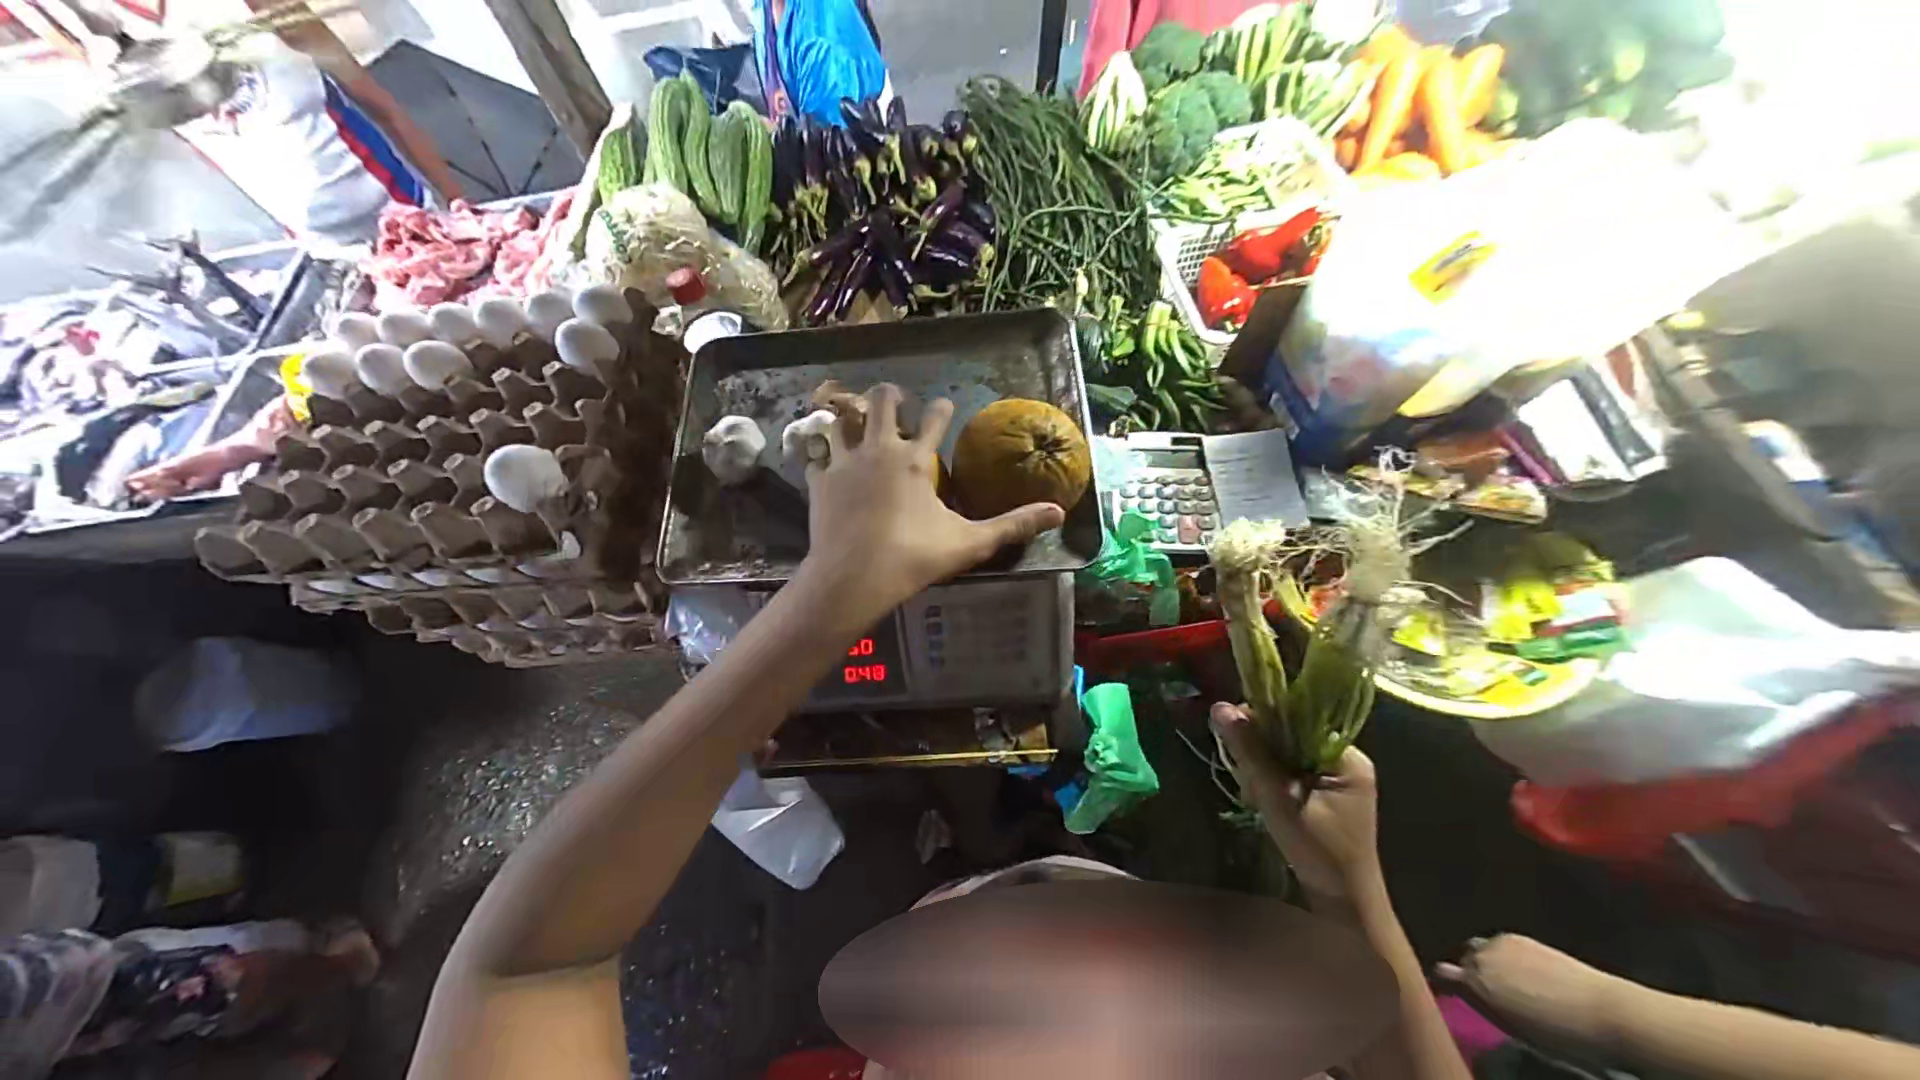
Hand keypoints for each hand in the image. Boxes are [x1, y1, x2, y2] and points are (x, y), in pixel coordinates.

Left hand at [798, 384, 1064, 626]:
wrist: (853, 577)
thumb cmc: (914, 557)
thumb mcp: (970, 543)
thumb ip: (1013, 526)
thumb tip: (1059, 513)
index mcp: (915, 458)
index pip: (934, 417)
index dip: (942, 408)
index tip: (945, 405)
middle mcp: (879, 449)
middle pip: (881, 400)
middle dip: (890, 395)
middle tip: (896, 400)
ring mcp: (844, 462)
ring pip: (842, 419)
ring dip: (851, 416)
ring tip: (857, 421)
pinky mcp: (819, 481)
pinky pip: (818, 456)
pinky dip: (824, 455)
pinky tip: (826, 463)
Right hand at [1210, 702, 1380, 903]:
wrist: (1345, 907)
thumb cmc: (1319, 852)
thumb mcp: (1279, 798)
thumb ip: (1251, 752)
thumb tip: (1220, 707)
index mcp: (1346, 757)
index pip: (1297, 718)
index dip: (1263, 722)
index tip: (1236, 741)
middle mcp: (1344, 760)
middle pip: (1289, 734)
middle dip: (1260, 753)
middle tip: (1248, 782)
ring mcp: (1334, 778)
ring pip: (1284, 753)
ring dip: (1261, 770)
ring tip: (1255, 797)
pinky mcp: (1323, 793)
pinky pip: (1287, 770)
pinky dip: (1269, 781)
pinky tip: (1261, 800)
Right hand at [1434, 934, 1624, 1048]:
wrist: (1607, 1012)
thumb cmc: (1564, 1037)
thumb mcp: (1517, 1030)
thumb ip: (1486, 1006)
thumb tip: (1469, 994)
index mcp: (1474, 985)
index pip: (1442, 974)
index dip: (1447, 982)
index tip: (1454, 992)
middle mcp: (1479, 958)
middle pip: (1463, 959)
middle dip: (1471, 971)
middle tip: (1492, 991)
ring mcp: (1498, 944)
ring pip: (1480, 949)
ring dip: (1489, 961)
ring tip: (1511, 979)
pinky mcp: (1518, 937)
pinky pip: (1501, 944)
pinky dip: (1507, 955)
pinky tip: (1528, 970)